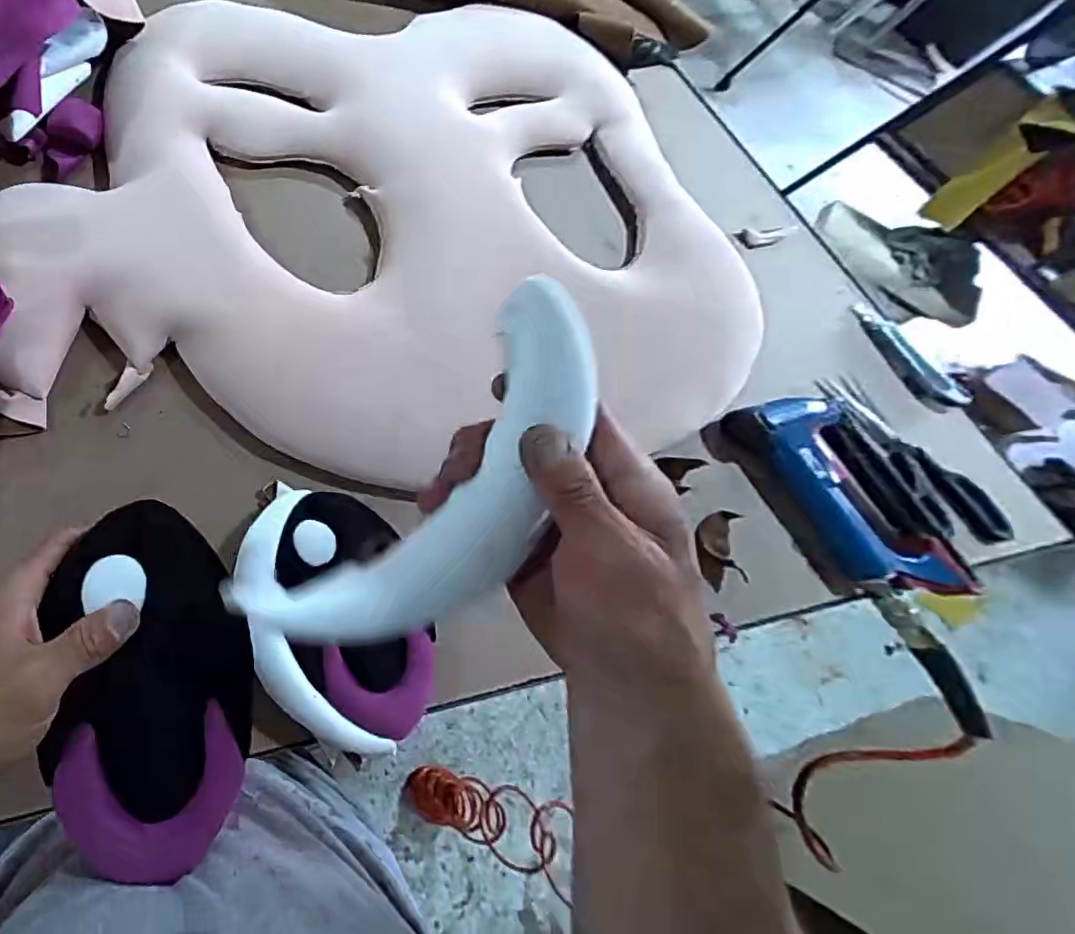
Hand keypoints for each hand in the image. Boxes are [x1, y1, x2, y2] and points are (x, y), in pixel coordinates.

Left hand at [0, 528, 140, 796]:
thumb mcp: (41, 676)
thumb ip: (86, 641)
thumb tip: (132, 607)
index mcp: (14, 596)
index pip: (58, 545)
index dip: (94, 535)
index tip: (136, 537)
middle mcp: (16, 606)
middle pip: (66, 571)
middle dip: (104, 569)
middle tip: (149, 573)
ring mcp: (19, 635)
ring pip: (67, 603)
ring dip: (98, 601)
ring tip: (142, 601)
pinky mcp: (26, 661)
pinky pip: (65, 629)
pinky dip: (89, 628)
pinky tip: (117, 640)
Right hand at [418, 408, 713, 690]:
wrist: (626, 688)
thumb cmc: (637, 616)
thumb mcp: (613, 548)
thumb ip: (576, 489)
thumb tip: (538, 430)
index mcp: (623, 482)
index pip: (585, 421)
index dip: (545, 398)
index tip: (500, 387)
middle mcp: (585, 492)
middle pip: (531, 446)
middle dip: (488, 446)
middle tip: (455, 467)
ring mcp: (552, 521)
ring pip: (504, 477)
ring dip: (468, 476)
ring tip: (437, 494)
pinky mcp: (524, 548)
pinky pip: (490, 514)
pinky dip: (463, 509)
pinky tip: (438, 511)